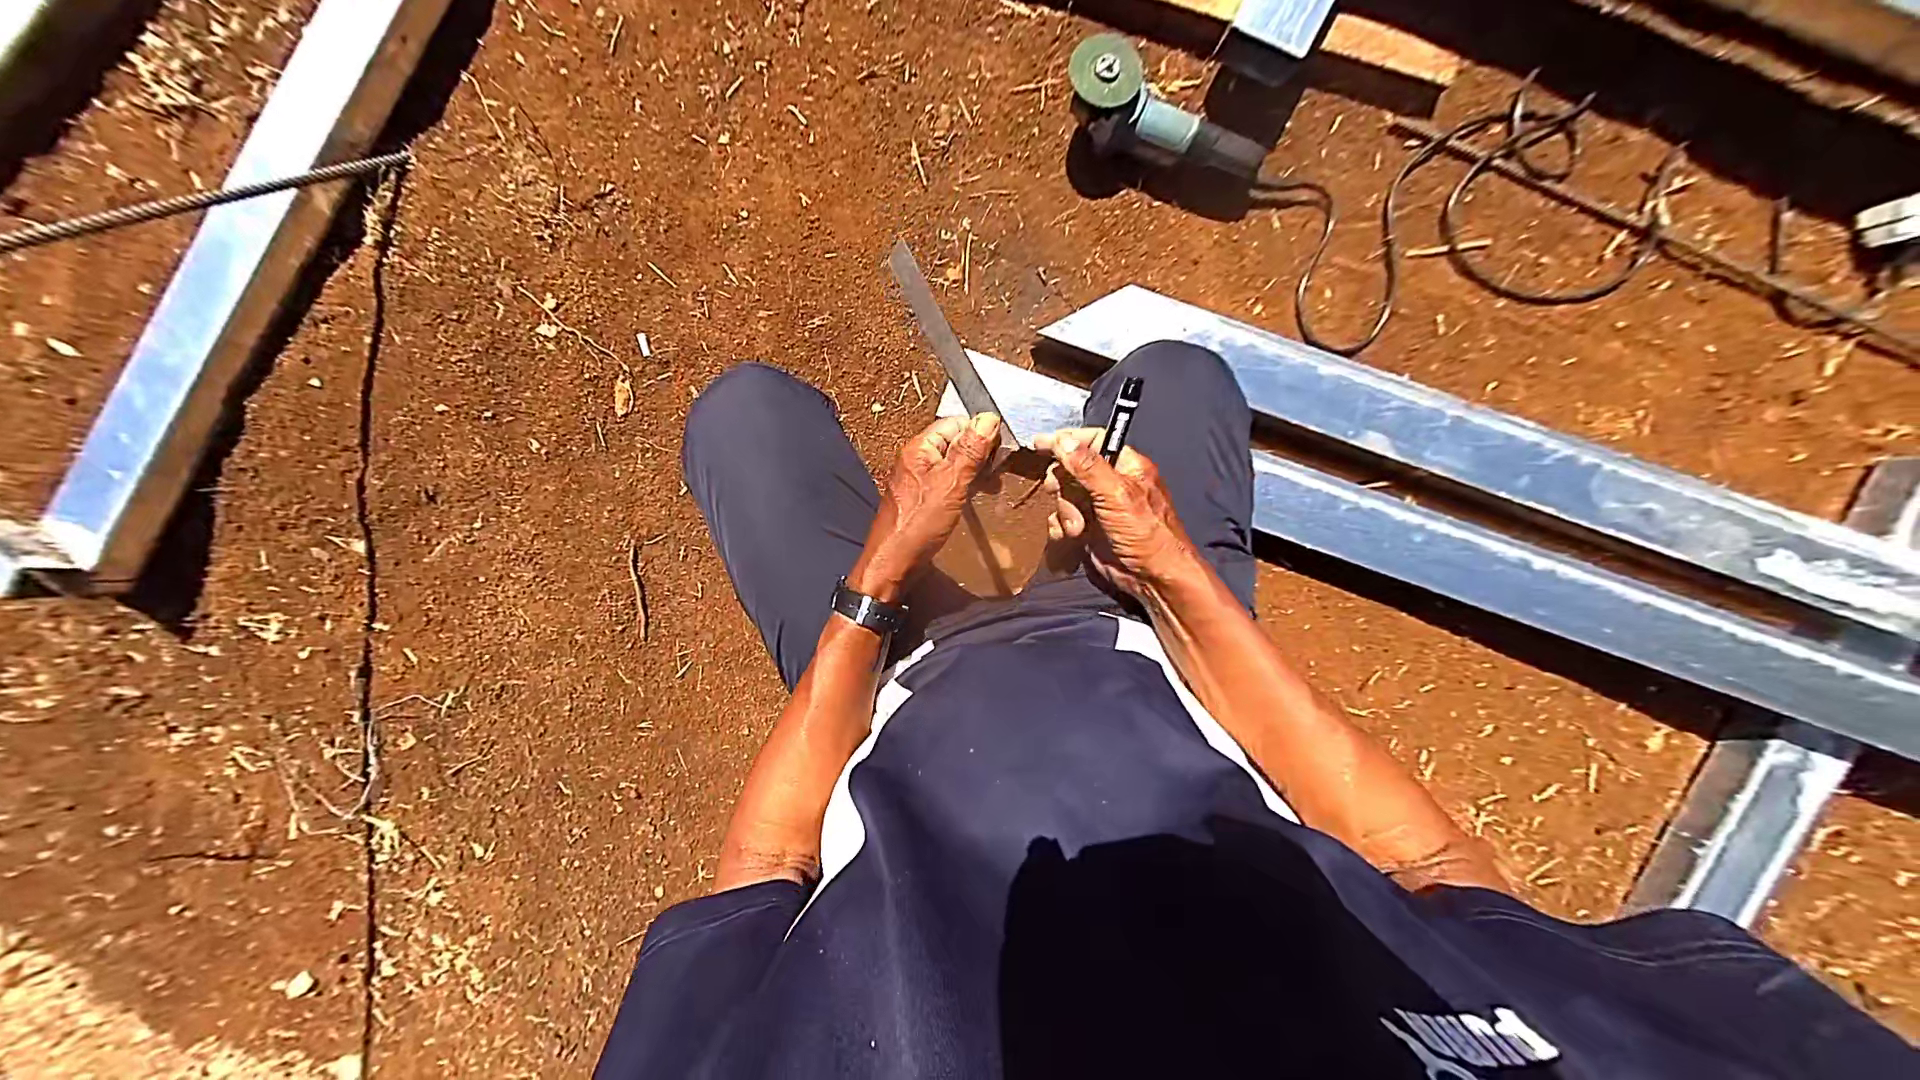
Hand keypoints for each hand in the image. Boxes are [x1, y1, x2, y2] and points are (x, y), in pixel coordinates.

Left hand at [848, 412, 1001, 601]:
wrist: (893, 563)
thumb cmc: (916, 525)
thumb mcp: (951, 483)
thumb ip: (970, 451)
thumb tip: (988, 419)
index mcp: (919, 448)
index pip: (954, 423)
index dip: (978, 431)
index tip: (998, 447)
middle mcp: (915, 460)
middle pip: (953, 442)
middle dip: (978, 453)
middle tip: (996, 469)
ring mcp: (917, 480)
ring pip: (951, 464)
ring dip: (973, 471)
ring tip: (989, 485)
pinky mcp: (921, 499)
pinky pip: (946, 482)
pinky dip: (962, 486)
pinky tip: (973, 497)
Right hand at [1032, 427, 1197, 598]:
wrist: (1152, 579)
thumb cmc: (1147, 535)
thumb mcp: (1117, 495)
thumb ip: (1088, 466)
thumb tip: (1063, 441)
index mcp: (1125, 466)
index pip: (1091, 440)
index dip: (1066, 441)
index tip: (1040, 444)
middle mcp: (1111, 483)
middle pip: (1071, 469)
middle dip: (1063, 484)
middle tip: (1059, 490)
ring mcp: (1098, 507)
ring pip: (1063, 496)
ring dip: (1064, 512)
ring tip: (1078, 528)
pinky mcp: (1088, 529)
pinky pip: (1062, 520)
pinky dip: (1061, 528)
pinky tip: (1072, 537)